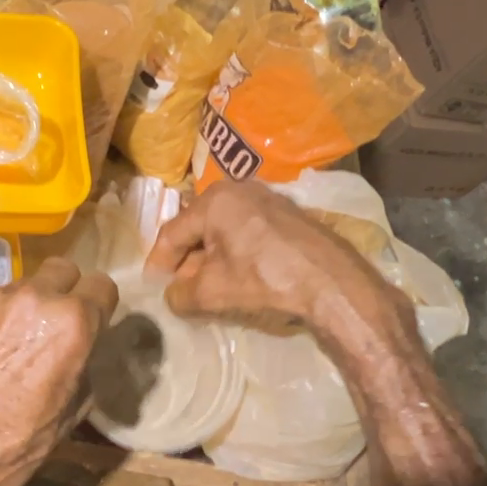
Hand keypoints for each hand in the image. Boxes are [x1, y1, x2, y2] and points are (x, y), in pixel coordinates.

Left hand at [0, 257, 118, 485]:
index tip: (93, 320)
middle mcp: (34, 298)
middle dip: (65, 291)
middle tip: (56, 323)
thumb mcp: (77, 404)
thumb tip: (85, 342)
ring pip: (25, 284)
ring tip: (16, 341)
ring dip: (28, 304)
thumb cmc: (23, 438)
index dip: (100, 304)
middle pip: (62, 269)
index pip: (102, 284)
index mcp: (72, 322)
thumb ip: (86, 357)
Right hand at [144, 181, 415, 351]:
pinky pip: (247, 230)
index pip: (172, 232)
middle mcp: (238, 189)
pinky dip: (236, 251)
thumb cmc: (265, 280)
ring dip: (212, 257)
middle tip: (180, 286)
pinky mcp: (289, 214)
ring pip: (224, 229)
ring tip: (208, 284)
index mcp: (214, 200)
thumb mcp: (213, 293)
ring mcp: (268, 198)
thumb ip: (181, 295)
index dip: (159, 262)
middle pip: (198, 227)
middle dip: (187, 259)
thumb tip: (172, 296)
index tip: (152, 284)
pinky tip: (239, 275)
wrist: (334, 284)